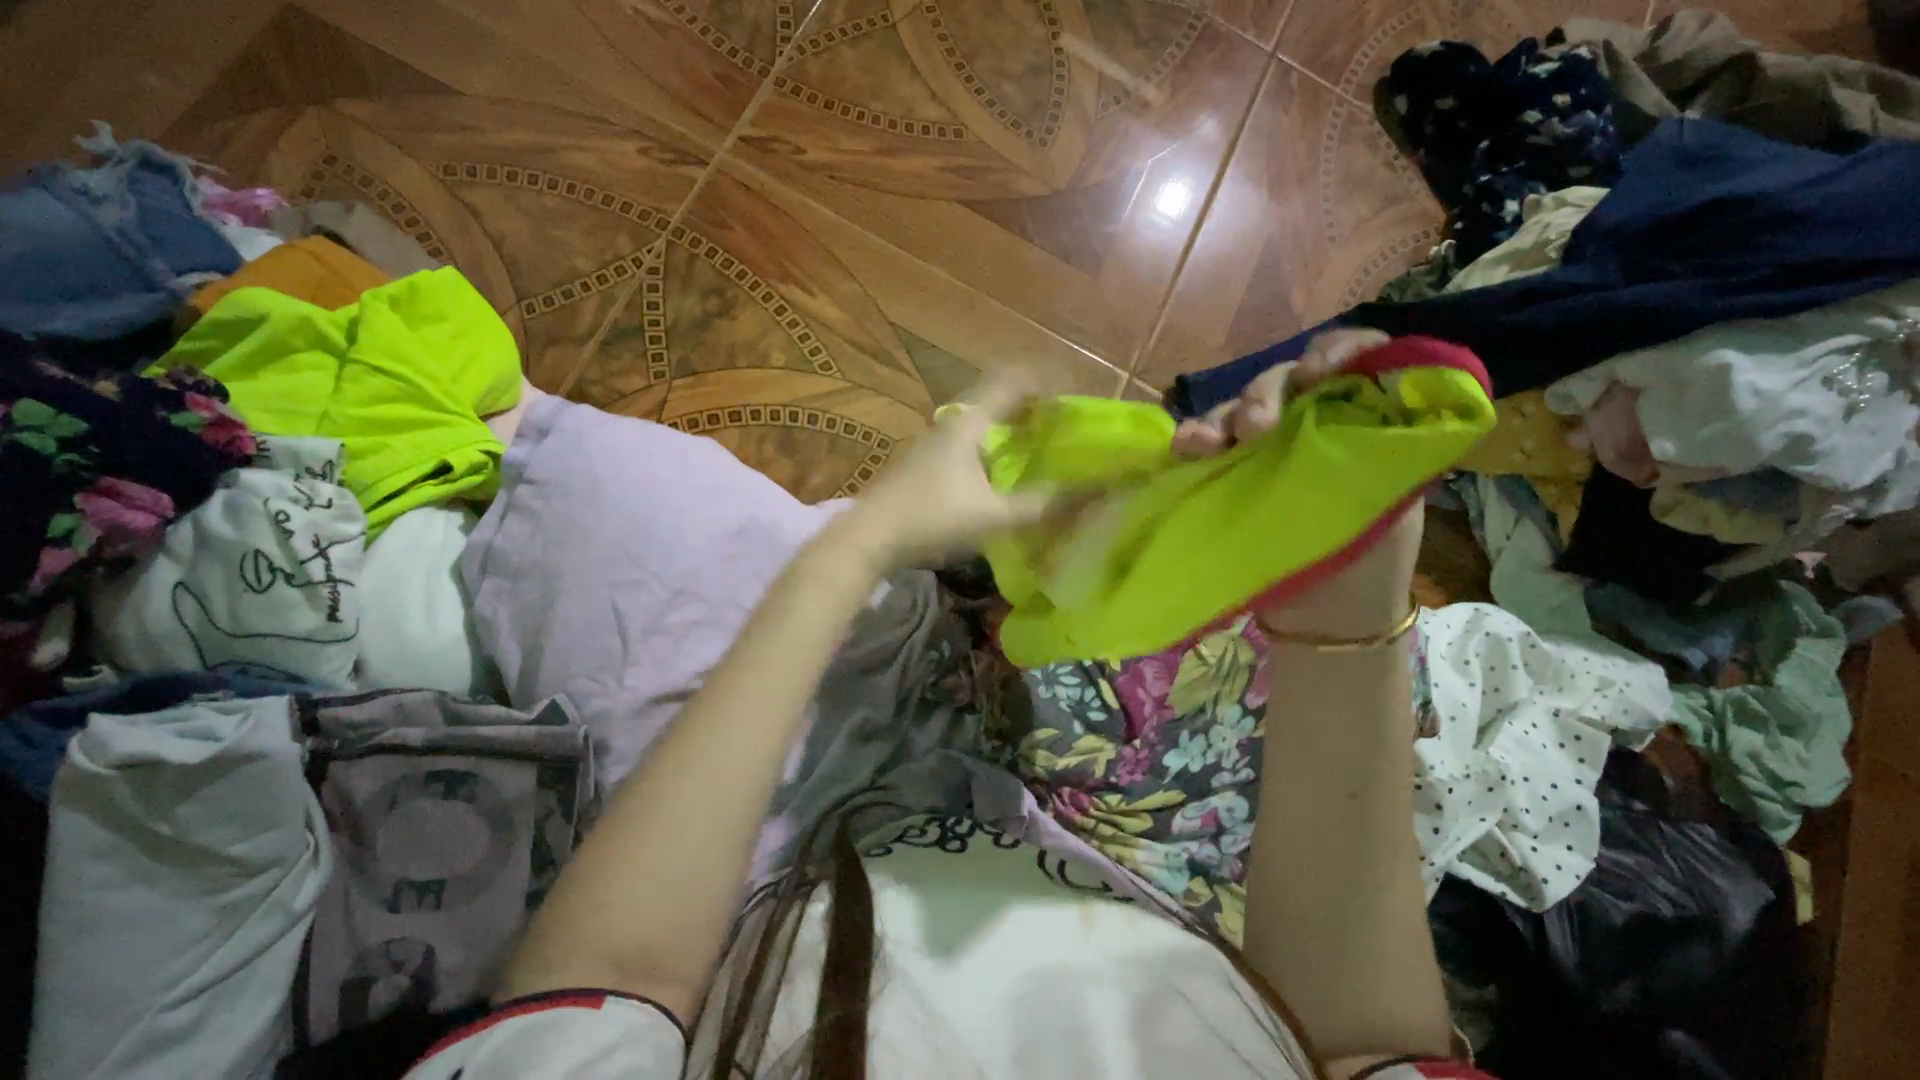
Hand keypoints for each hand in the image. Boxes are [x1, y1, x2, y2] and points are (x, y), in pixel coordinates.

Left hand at [834, 371, 1062, 569]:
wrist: (868, 537)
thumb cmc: (931, 519)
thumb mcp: (993, 516)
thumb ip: (1040, 505)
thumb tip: (1088, 494)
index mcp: (969, 423)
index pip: (1012, 382)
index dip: (1045, 381)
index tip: (1072, 395)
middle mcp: (950, 423)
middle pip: (995, 398)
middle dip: (1030, 404)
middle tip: (1060, 422)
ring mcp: (932, 442)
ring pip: (980, 421)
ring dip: (1009, 425)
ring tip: (1036, 443)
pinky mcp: (923, 463)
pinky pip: (968, 440)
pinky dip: (992, 444)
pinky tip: (999, 472)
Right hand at [1173, 329, 1421, 639]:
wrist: (1327, 622)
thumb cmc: (1371, 560)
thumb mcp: (1394, 494)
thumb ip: (1382, 441)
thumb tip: (1371, 390)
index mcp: (1360, 421)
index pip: (1353, 361)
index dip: (1338, 352)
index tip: (1322, 371)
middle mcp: (1310, 424)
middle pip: (1286, 381)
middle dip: (1267, 393)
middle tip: (1257, 425)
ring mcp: (1264, 450)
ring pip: (1238, 409)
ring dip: (1223, 415)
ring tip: (1207, 443)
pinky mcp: (1227, 474)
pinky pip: (1205, 442)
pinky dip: (1194, 437)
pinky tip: (1187, 448)